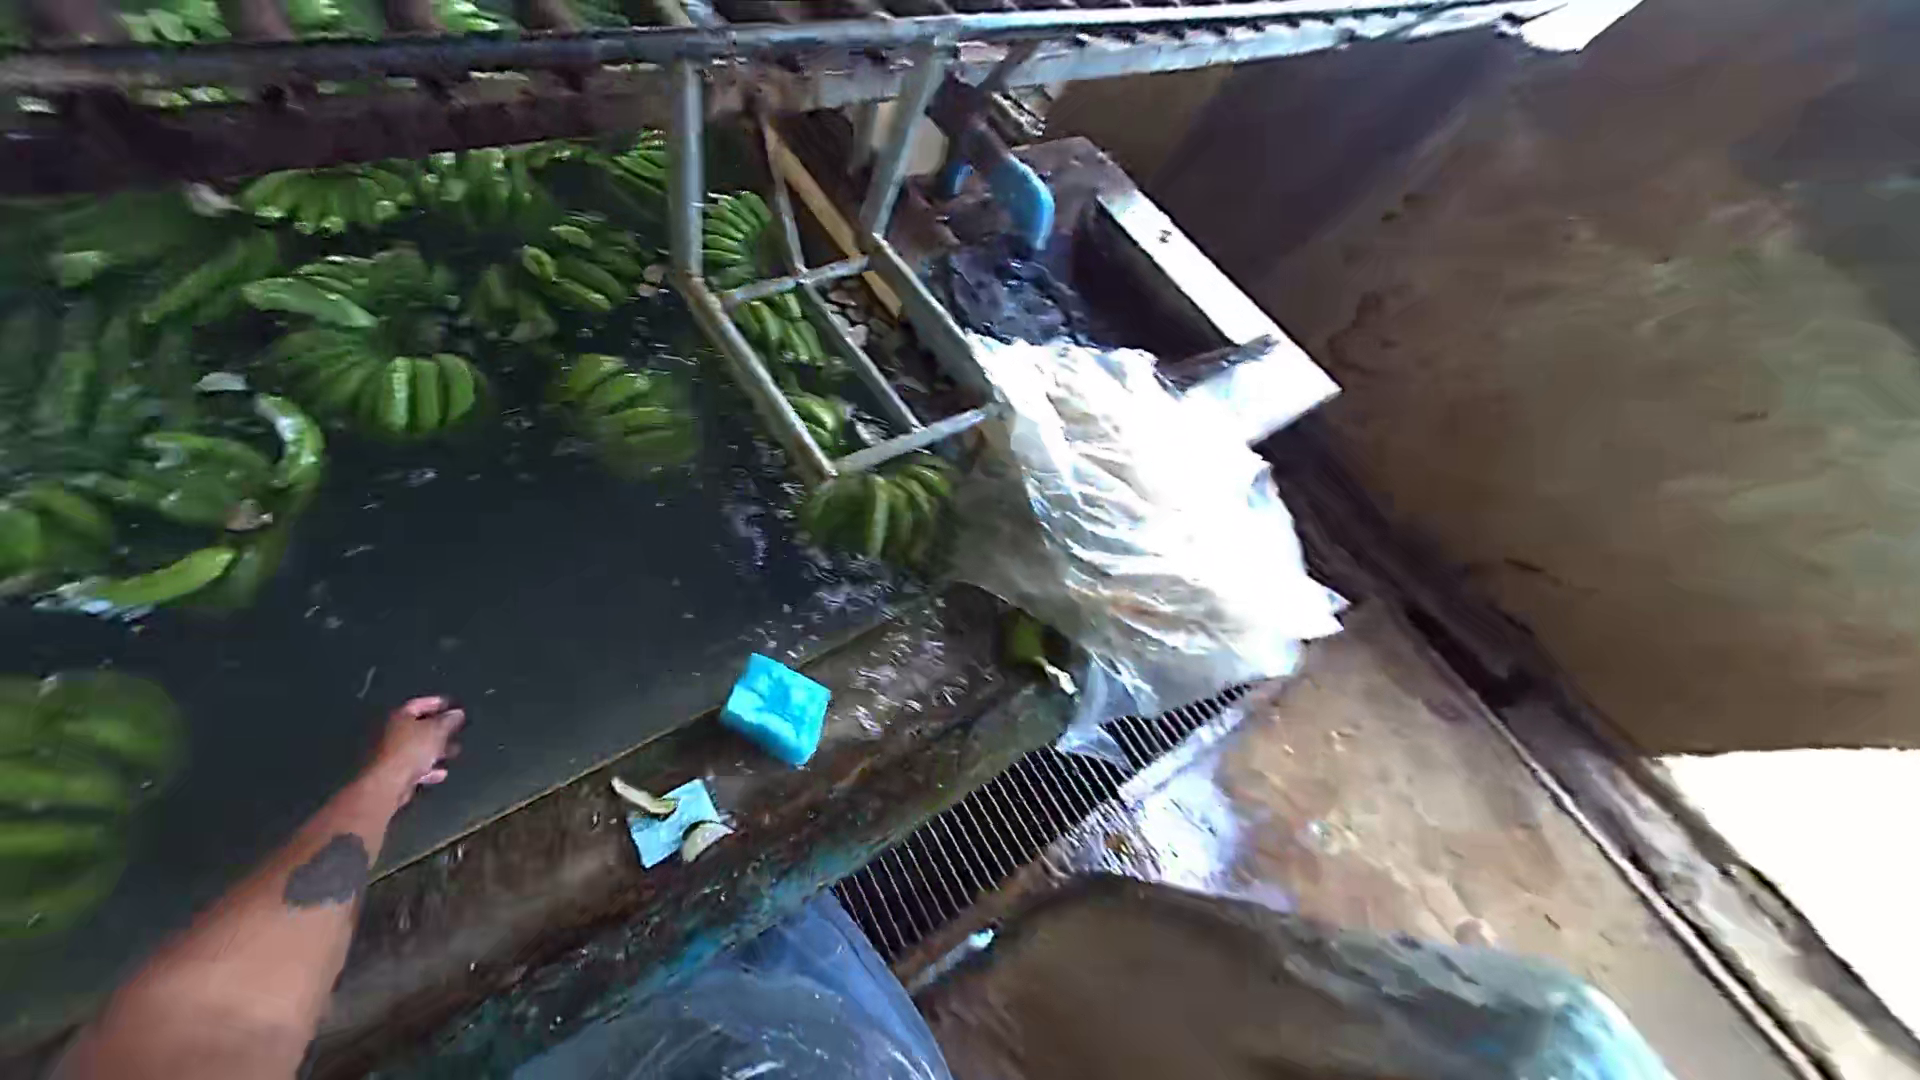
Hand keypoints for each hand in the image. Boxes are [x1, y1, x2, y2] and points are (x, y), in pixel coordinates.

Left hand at [367, 696, 464, 806]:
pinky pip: (412, 766)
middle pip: (418, 728)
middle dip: (439, 730)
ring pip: (417, 748)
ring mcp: (387, 755)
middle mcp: (389, 733)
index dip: (436, 703)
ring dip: (436, 750)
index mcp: (398, 718)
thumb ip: (449, 719)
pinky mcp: (390, 773)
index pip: (418, 704)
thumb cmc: (412, 750)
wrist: (386, 784)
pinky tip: (439, 773)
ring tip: (453, 752)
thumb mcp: (438, 730)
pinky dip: (427, 768)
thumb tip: (456, 713)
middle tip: (456, 731)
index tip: (452, 706)